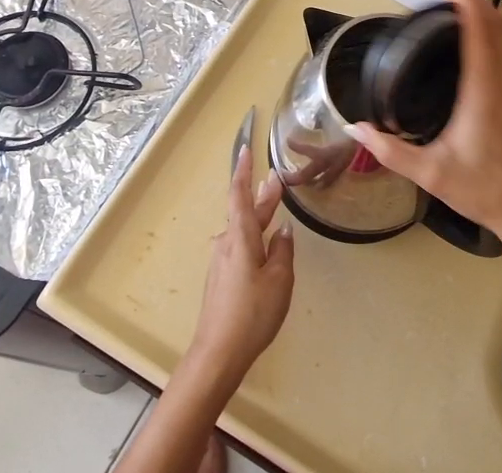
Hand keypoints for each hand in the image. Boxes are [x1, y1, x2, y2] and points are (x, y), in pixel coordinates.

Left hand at [187, 144, 294, 375]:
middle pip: (245, 212)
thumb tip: (282, 231)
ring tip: (274, 205)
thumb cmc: (252, 312)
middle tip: (277, 178)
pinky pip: (241, 248)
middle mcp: (227, 244)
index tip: (246, 149)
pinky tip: (265, 246)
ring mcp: (222, 262)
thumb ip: (282, 251)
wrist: (219, 351)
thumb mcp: (279, 280)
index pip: (240, 195)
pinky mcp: (222, 278)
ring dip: (259, 217)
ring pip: (244, 231)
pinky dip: (254, 237)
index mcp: (241, 238)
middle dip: (261, 195)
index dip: (244, 171)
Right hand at [345, 0, 501, 243]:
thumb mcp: (430, 174)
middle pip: (496, 27)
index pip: (479, 33)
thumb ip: (390, 151)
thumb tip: (356, 127)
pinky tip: (473, 38)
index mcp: (484, 93)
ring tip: (457, 0)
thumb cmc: (482, 190)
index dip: (465, 0)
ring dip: (484, 14)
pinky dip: (490, 33)